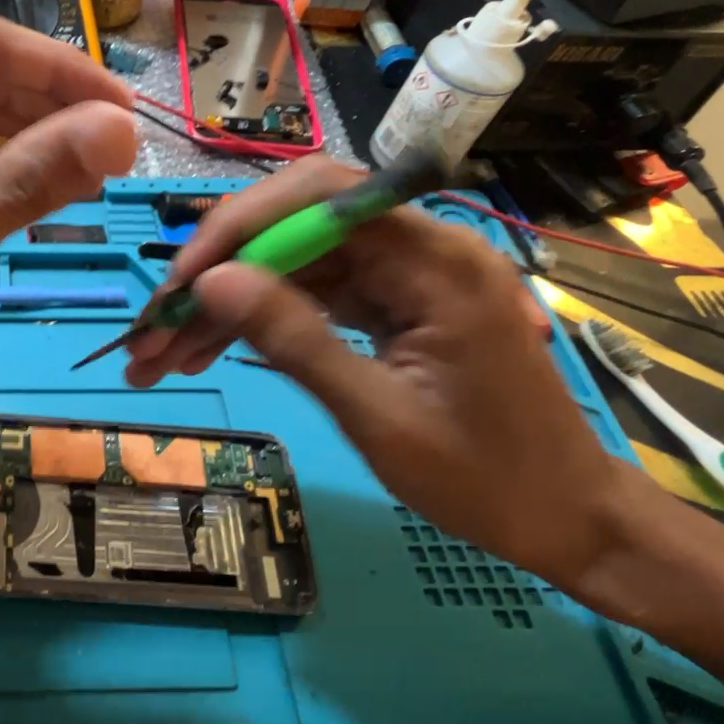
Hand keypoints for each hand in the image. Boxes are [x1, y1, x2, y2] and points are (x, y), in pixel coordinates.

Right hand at [123, 159, 624, 585]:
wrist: (567, 521)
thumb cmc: (488, 480)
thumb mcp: (379, 416)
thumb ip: (295, 340)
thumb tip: (213, 283)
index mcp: (436, 261)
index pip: (317, 202)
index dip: (237, 229)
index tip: (182, 283)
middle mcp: (418, 249)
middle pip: (292, 226)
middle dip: (216, 270)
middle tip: (155, 323)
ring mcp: (401, 276)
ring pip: (288, 263)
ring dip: (224, 303)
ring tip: (160, 354)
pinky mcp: (388, 302)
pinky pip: (305, 293)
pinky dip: (253, 321)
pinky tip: (204, 351)